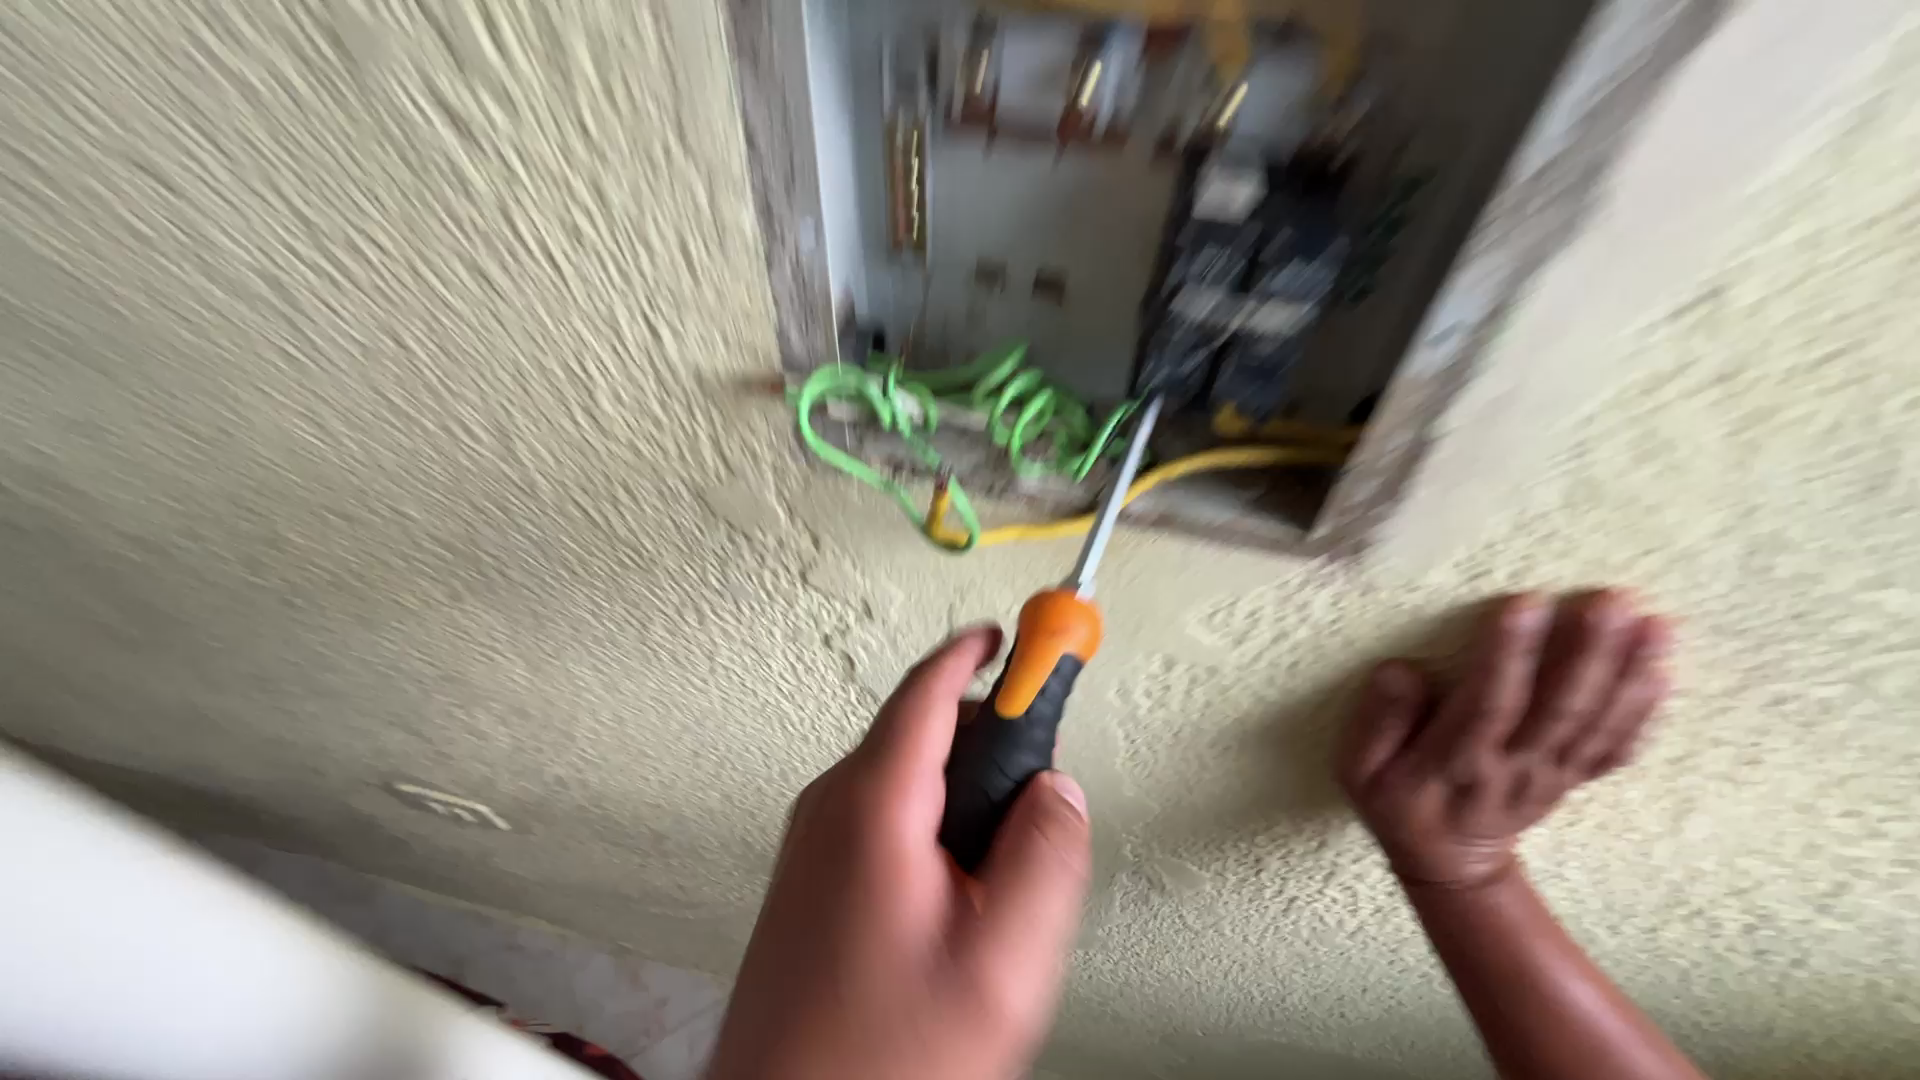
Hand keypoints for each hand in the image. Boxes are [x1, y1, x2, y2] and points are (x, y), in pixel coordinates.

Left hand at [706, 626, 1092, 1079]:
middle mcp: (831, 808)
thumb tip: (1058, 792)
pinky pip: (886, 811)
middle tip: (1036, 783)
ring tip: (1005, 859)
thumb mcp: (1000, 964)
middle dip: (989, 738)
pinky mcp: (815, 873)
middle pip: (922, 729)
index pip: (930, 690)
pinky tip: (961, 887)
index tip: (1019, 638)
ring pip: (907, 773)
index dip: (979, 652)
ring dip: (964, 788)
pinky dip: (935, 818)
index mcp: (871, 805)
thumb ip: (1045, 858)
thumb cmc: (876, 1059)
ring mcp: (816, 841)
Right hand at [1337, 590, 1672, 888]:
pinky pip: (1617, 746)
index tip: (1526, 603)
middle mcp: (1512, 768)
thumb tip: (1402, 669)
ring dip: (1628, 671)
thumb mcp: (1358, 770)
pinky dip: (1644, 710)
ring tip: (1655, 621)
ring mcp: (1551, 775)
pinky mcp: (1574, 777)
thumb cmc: (1395, 802)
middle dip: (1587, 652)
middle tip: (1610, 600)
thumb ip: (1377, 720)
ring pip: (1595, 723)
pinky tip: (1662, 669)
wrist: (1451, 863)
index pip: (1487, 704)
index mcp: (1453, 762)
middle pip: (1557, 709)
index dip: (1509, 656)